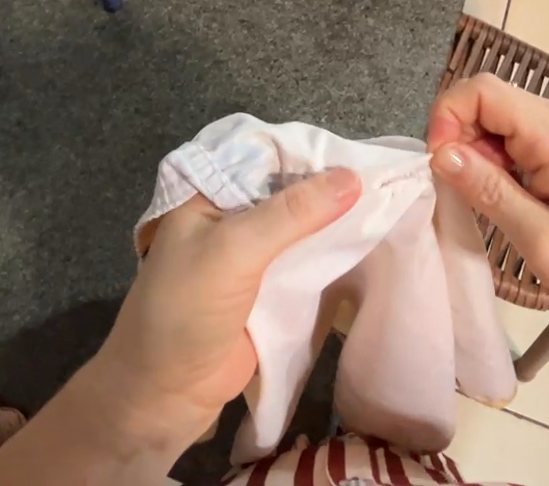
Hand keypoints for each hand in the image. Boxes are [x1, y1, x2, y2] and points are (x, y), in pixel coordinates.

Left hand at [80, 169, 362, 452]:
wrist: (163, 397)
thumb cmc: (184, 311)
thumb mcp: (234, 250)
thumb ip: (292, 213)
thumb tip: (354, 177)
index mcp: (210, 189)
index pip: (267, 152)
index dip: (312, 151)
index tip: (362, 152)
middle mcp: (232, 210)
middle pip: (289, 186)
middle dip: (330, 184)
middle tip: (384, 177)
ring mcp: (252, 249)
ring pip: (302, 221)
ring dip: (336, 216)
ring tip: (386, 202)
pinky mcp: (269, 284)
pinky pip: (306, 256)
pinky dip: (332, 249)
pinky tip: (367, 237)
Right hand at [426, 75, 548, 336]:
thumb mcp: (542, 241)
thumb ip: (490, 192)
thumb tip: (440, 153)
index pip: (483, 90)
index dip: (448, 116)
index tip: (439, 165)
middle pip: (484, 98)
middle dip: (456, 135)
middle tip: (458, 188)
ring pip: (490, 115)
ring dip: (470, 149)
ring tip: (480, 197)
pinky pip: (504, 133)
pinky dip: (486, 158)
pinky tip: (497, 194)